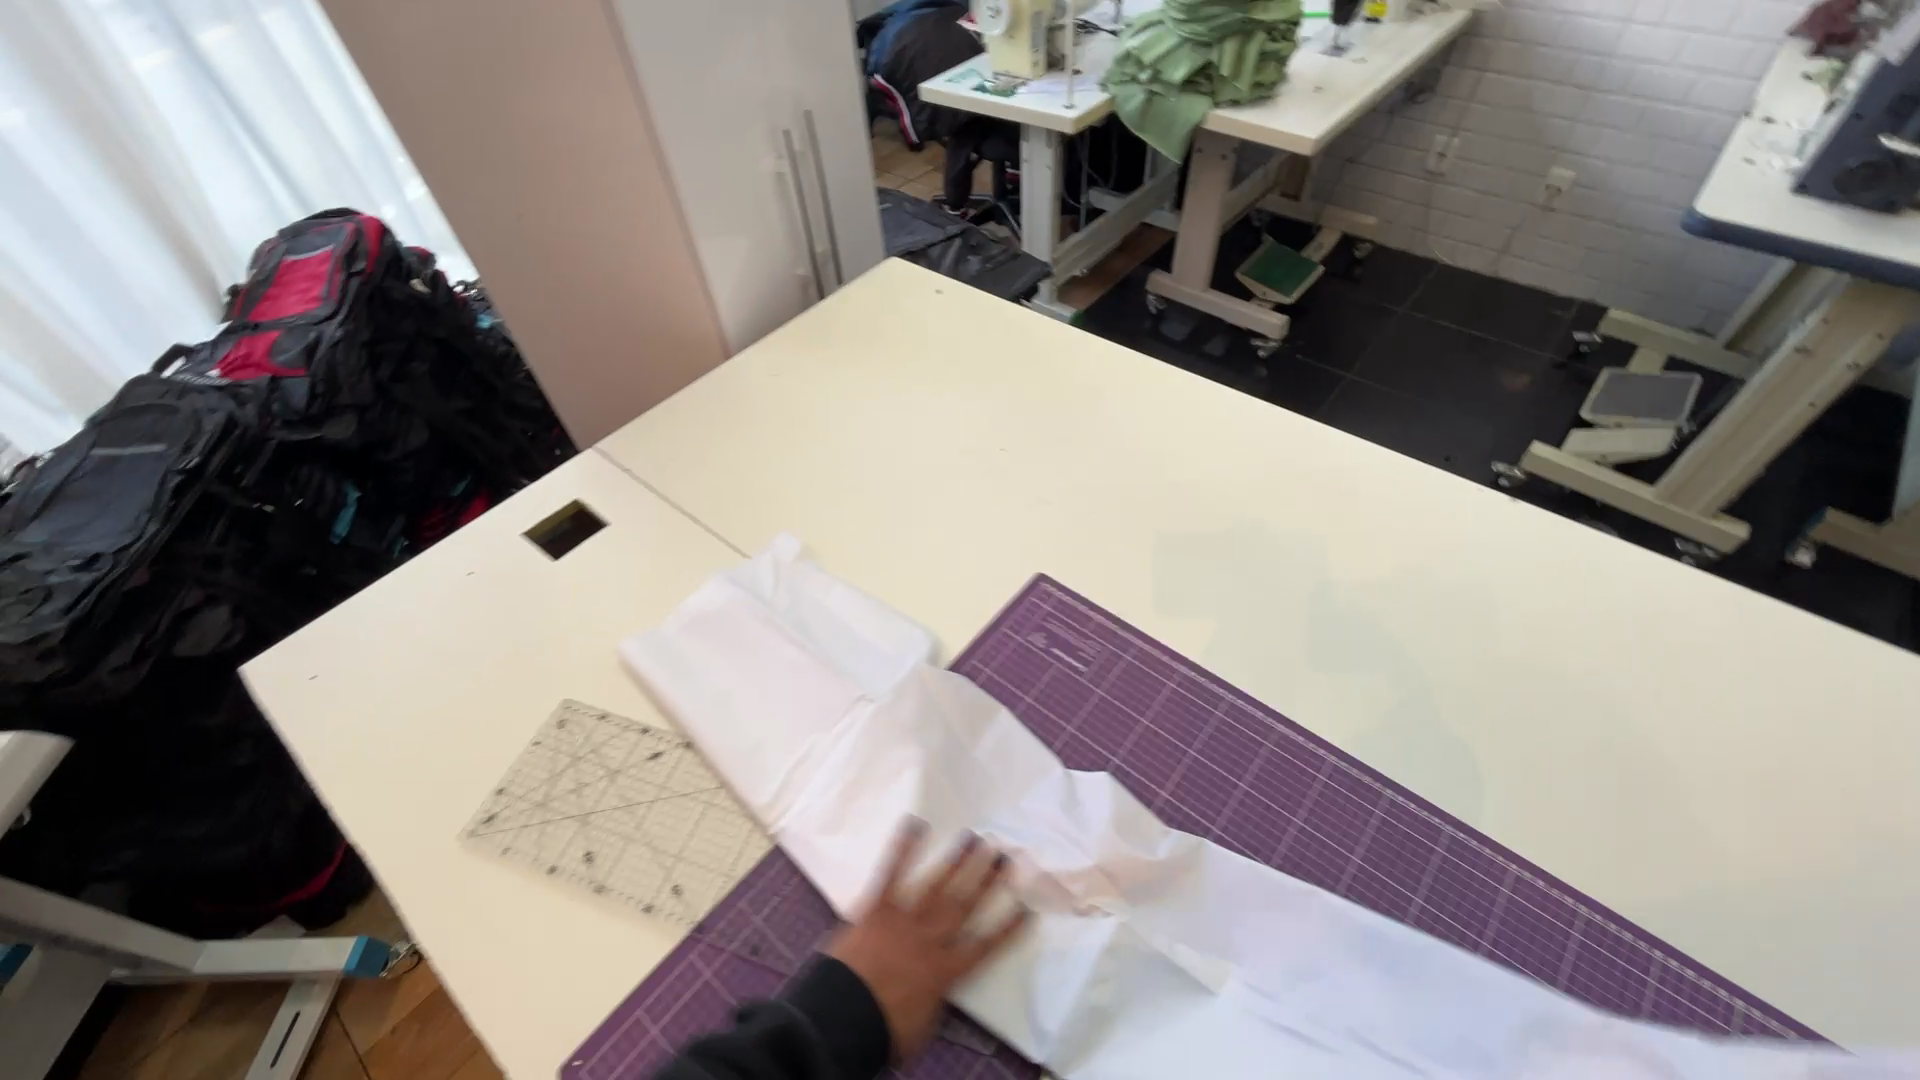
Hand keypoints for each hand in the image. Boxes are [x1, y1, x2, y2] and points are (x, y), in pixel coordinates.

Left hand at [826, 820, 1028, 1061]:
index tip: (1027, 908)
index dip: (1008, 928)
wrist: (841, 1020)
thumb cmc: (883, 1030)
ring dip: (955, 861)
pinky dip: (901, 848)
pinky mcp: (875, 908)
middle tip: (1003, 854)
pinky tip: (913, 824)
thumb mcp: (923, 1025)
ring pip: (936, 885)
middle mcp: (930, 938)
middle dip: (986, 879)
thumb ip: (936, 998)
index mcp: (944, 971)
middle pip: (964, 904)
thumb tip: (940, 987)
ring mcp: (903, 919)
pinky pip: (890, 873)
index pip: (985, 945)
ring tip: (973, 838)